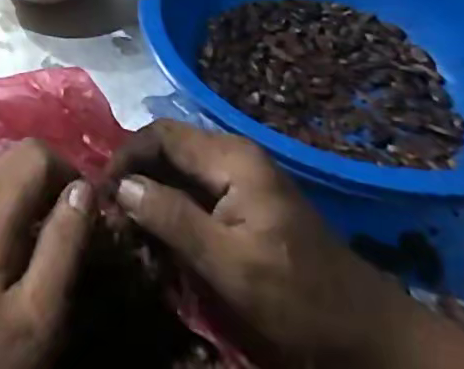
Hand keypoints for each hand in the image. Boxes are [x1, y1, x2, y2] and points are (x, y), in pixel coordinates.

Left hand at [0, 142, 94, 368]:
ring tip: (63, 228)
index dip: (70, 173)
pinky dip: (31, 195)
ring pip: (15, 163)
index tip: (89, 212)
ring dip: (46, 185)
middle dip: (60, 175)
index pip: (36, 152)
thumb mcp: (40, 311)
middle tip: (79, 219)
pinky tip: (39, 234)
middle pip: (25, 151)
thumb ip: (64, 245)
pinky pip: (6, 182)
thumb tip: (85, 188)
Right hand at [108, 120, 441, 366]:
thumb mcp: (229, 262)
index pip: (161, 134)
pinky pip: (197, 190)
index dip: (125, 156)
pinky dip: (172, 207)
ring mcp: (243, 177)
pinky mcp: (246, 201)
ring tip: (128, 228)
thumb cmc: (296, 296)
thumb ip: (173, 218)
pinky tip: (160, 237)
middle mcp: (235, 155)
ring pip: (180, 170)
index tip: (100, 192)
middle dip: (135, 175)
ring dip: (152, 193)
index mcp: (232, 158)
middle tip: (110, 214)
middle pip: (169, 148)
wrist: (363, 330)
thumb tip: (119, 185)